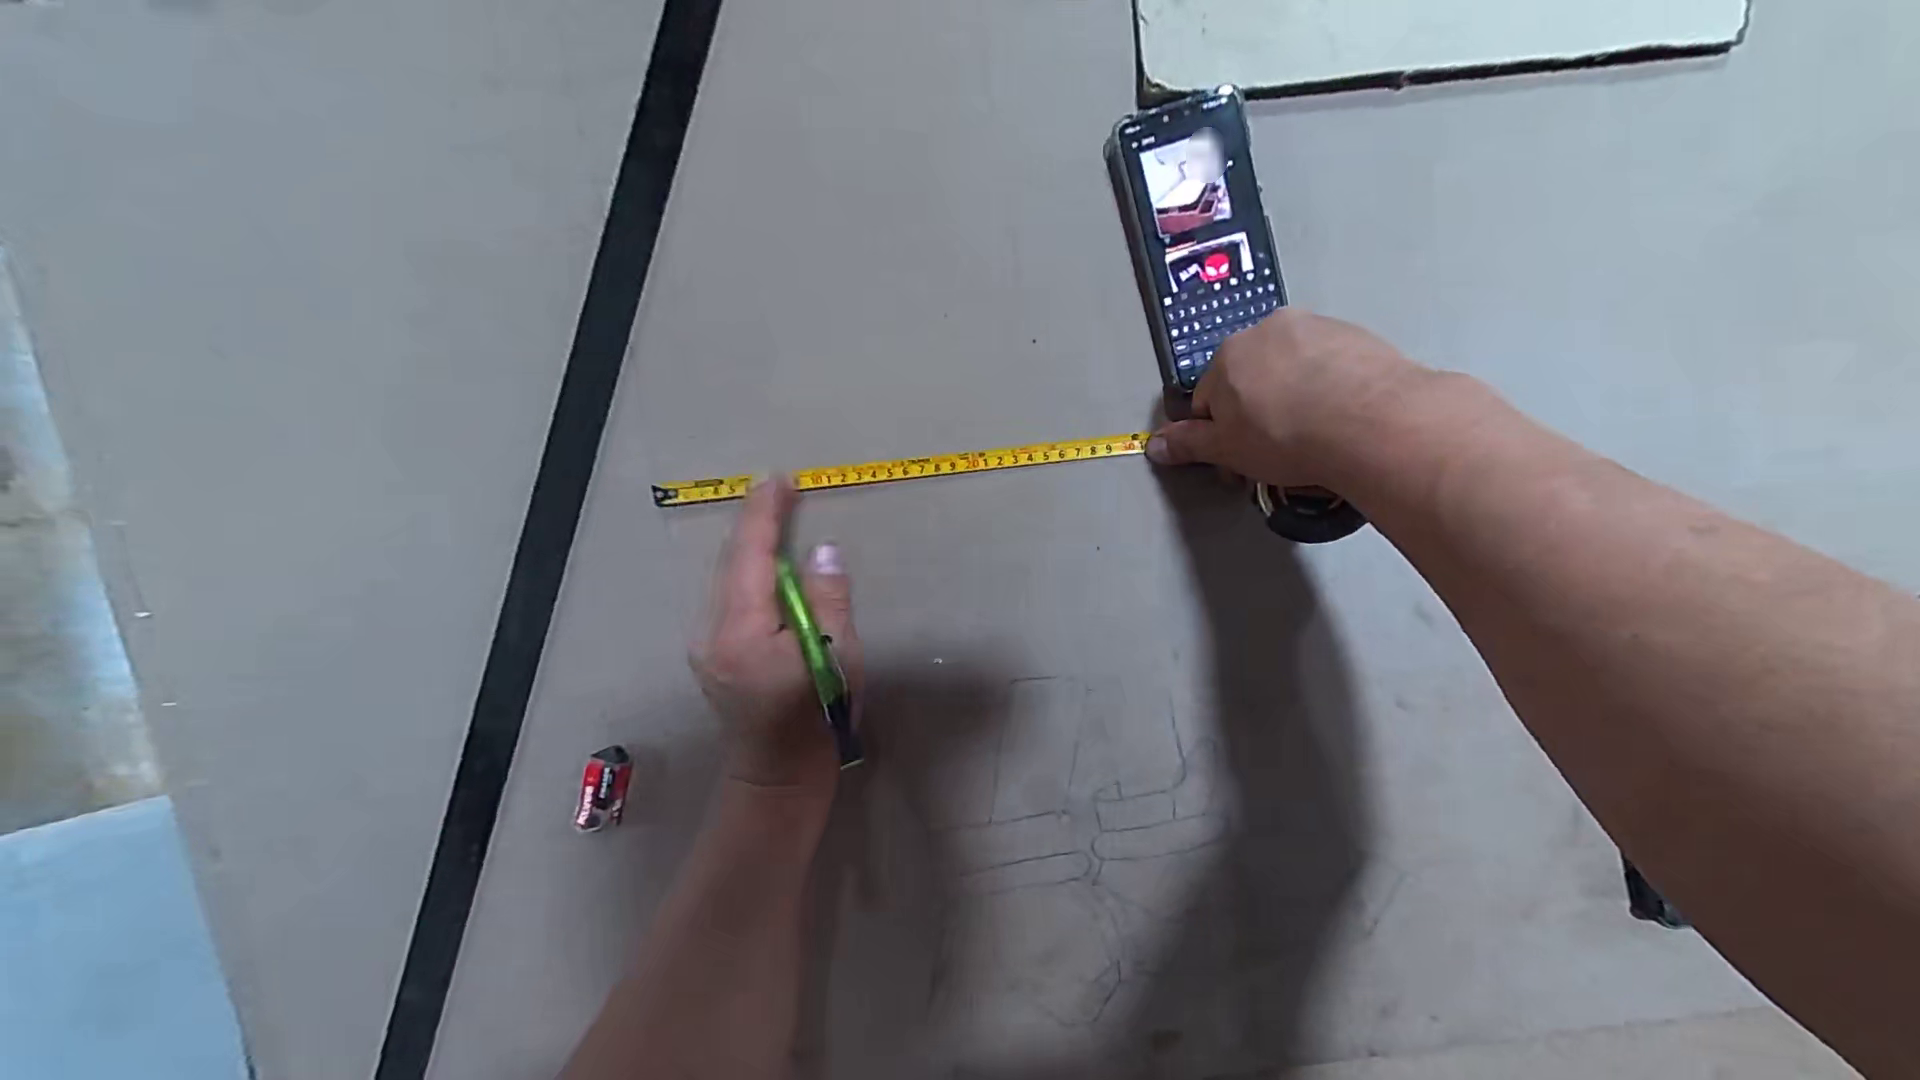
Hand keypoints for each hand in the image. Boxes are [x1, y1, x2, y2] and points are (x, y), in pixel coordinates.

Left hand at [691, 477, 857, 794]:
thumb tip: (823, 550)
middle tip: (782, 492)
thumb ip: (828, 600)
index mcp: (742, 632)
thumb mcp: (838, 659)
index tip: (780, 481)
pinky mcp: (712, 653)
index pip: (752, 556)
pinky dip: (749, 573)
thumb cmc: (817, 721)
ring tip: (777, 519)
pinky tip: (769, 568)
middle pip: (732, 562)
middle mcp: (711, 632)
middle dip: (756, 524)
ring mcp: (706, 644)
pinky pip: (729, 597)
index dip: (765, 515)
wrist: (778, 777)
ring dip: (752, 548)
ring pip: (727, 579)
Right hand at [1146, 308, 1427, 487]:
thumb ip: (1188, 444)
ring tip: (1312, 435)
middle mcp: (1267, 330)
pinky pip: (1327, 364)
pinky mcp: (1356, 334)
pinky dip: (1326, 386)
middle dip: (1254, 413)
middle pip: (1248, 379)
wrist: (1374, 422)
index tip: (1238, 461)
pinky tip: (1338, 417)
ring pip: (1289, 369)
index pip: (1208, 400)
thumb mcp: (1227, 450)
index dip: (1218, 436)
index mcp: (1228, 356)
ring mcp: (1315, 327)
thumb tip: (1155, 446)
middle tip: (1274, 453)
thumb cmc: (1287, 436)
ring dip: (1290, 397)